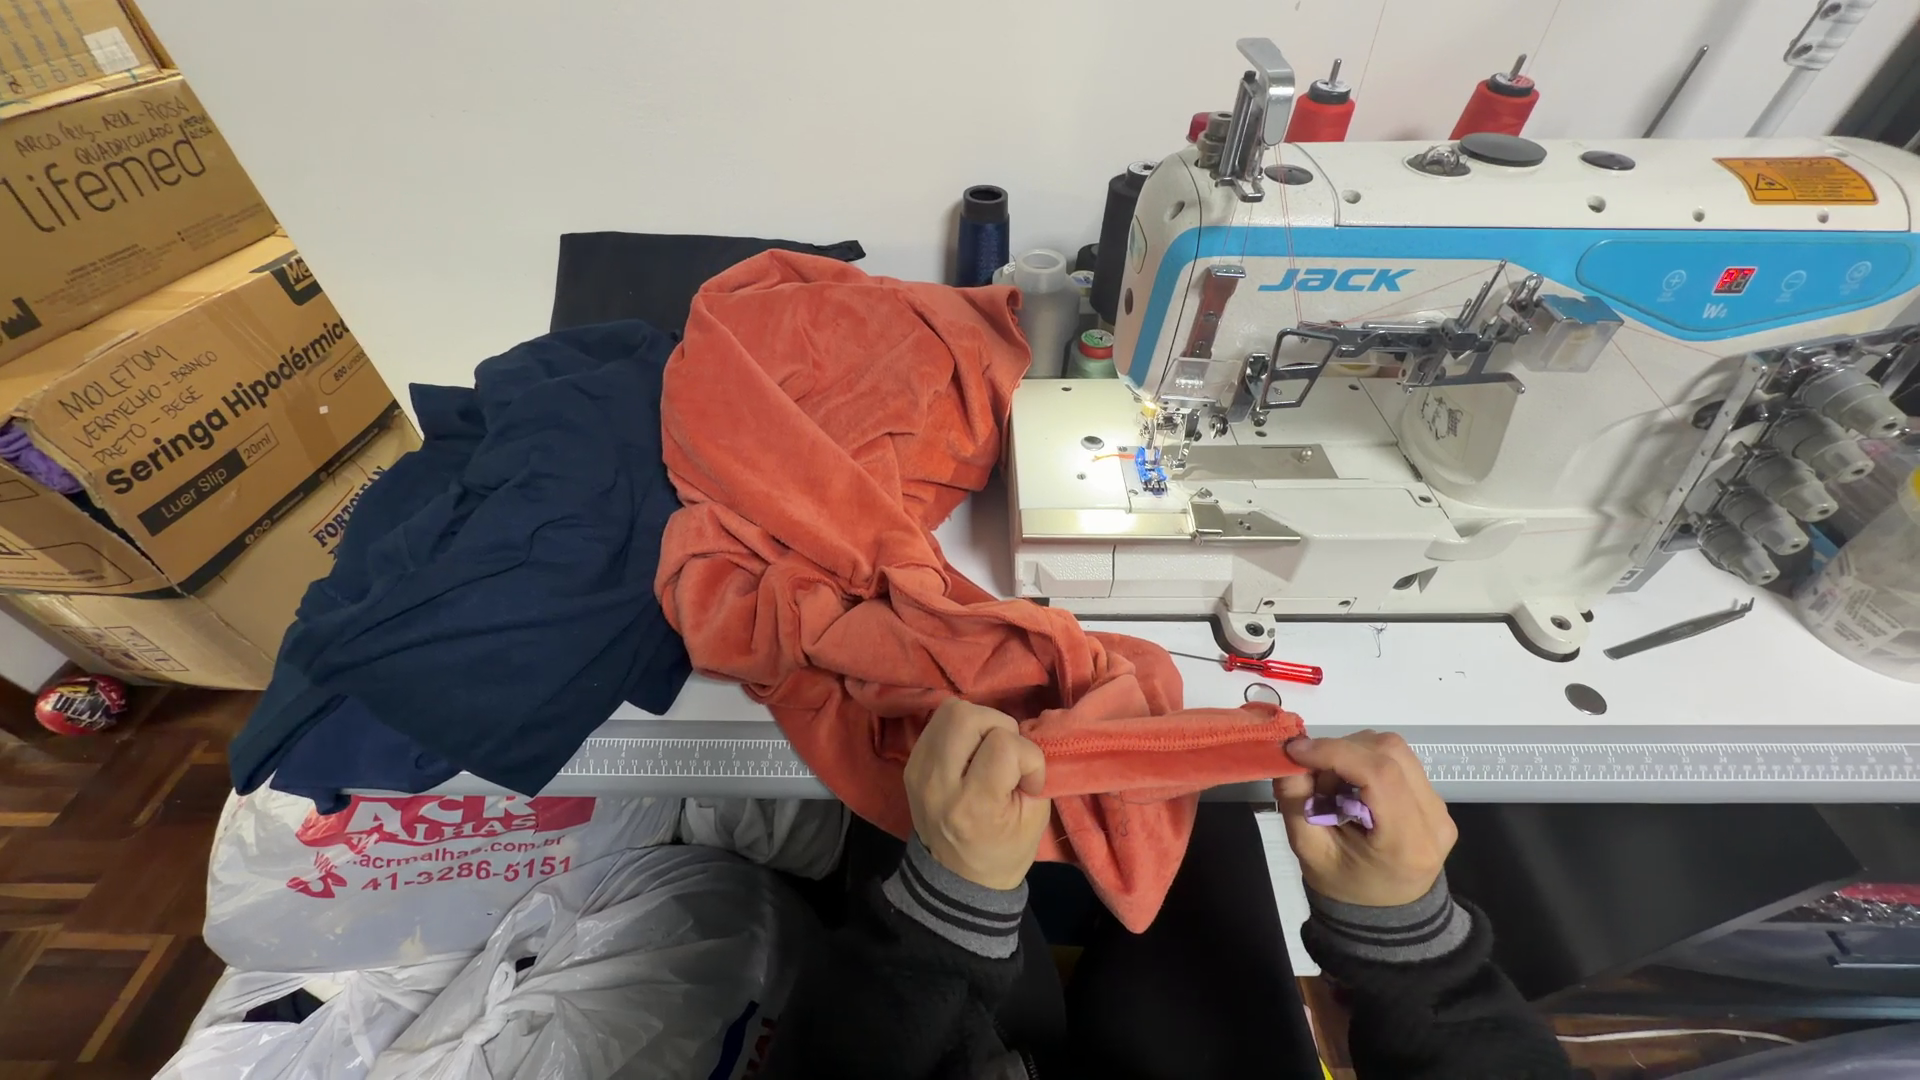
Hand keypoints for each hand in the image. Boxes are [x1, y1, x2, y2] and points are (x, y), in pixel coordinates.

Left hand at [903, 699, 1051, 889]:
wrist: (956, 876)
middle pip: (967, 717)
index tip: (1028, 782)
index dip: (1028, 757)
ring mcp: (918, 770)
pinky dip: (961, 728)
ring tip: (986, 748)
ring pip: (950, 710)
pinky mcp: (911, 762)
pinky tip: (969, 751)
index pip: (1003, 745)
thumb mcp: (1034, 819)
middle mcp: (937, 783)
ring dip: (979, 721)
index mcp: (972, 805)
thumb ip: (1031, 771)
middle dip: (999, 725)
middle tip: (1005, 753)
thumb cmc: (1004, 850)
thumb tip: (1022, 737)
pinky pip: (938, 721)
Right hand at [1274, 731, 1457, 907]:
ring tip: (1332, 781)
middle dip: (1340, 749)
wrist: (1385, 913)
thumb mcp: (1308, 848)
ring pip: (1394, 749)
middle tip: (1312, 771)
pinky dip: (1364, 759)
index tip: (1295, 752)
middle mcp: (1434, 819)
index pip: (1379, 774)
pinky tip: (1349, 784)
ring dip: (1352, 751)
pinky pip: (1398, 760)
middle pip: (1389, 752)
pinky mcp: (1434, 799)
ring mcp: (1440, 807)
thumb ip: (1295, 799)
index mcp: (1406, 841)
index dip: (1334, 752)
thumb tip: (1288, 754)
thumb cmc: (1343, 884)